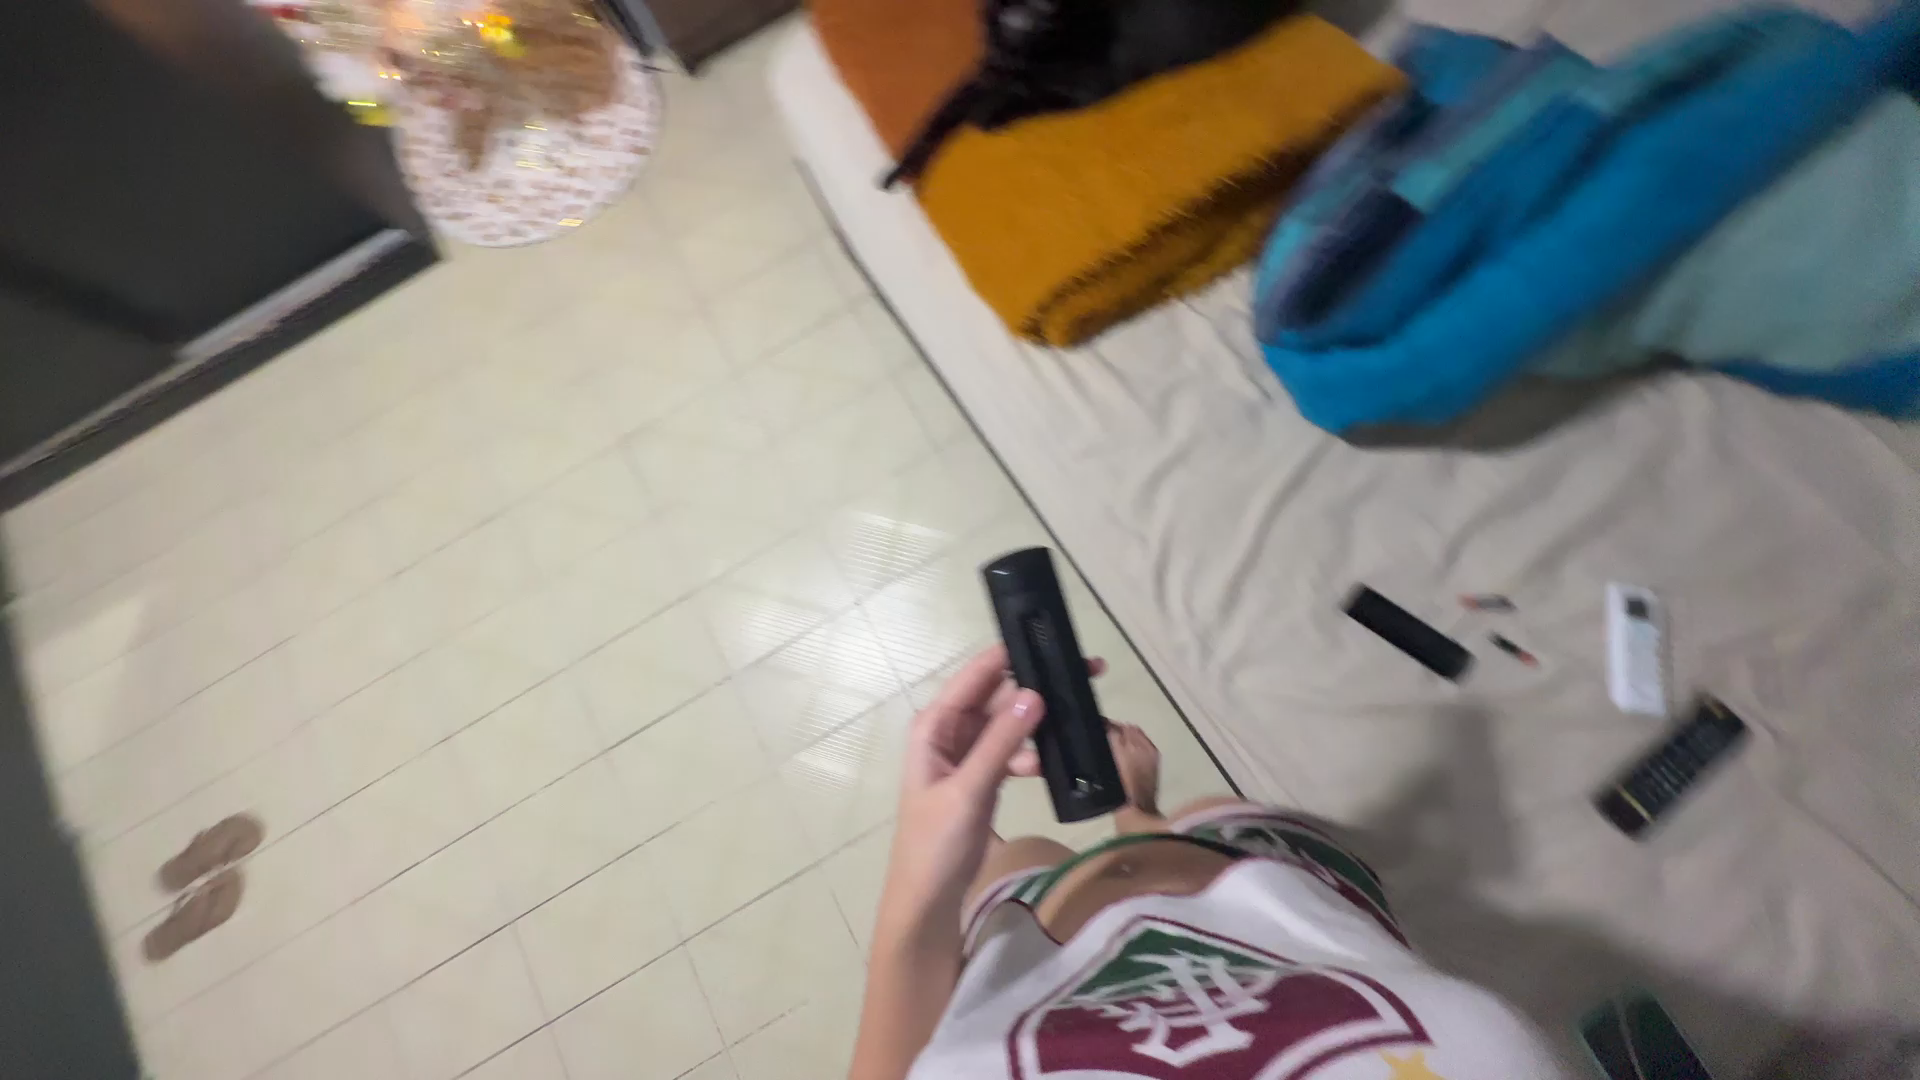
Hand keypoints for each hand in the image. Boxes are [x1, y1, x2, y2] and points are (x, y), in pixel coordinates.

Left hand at [878, 645, 1103, 930]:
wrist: (928, 901)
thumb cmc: (936, 843)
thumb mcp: (969, 790)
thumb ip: (1001, 743)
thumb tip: (1034, 695)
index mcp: (935, 724)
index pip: (976, 675)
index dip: (1012, 654)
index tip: (1050, 640)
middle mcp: (949, 730)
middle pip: (997, 694)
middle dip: (1037, 685)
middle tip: (1086, 674)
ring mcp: (967, 753)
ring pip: (1008, 722)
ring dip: (1039, 721)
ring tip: (1081, 716)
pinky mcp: (983, 775)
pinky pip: (1012, 750)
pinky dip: (1032, 752)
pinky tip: (1053, 761)